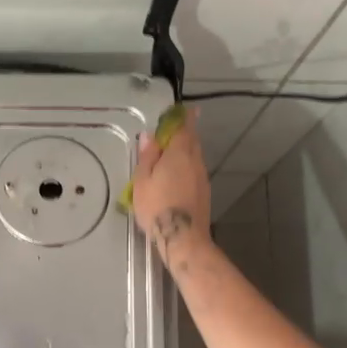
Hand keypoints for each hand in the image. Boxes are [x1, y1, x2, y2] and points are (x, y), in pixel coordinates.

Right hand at [131, 107, 212, 272]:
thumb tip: (149, 136)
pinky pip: (194, 171)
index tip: (187, 110)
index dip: (184, 118)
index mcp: (179, 154)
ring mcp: (202, 178)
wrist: (183, 237)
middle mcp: (195, 162)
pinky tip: (176, 176)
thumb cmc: (157, 206)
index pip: (184, 128)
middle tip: (175, 132)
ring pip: (194, 157)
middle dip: (185, 134)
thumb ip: (147, 156)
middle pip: (192, 142)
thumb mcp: (142, 180)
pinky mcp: (204, 192)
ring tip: (170, 156)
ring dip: (185, 152)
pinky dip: (186, 167)